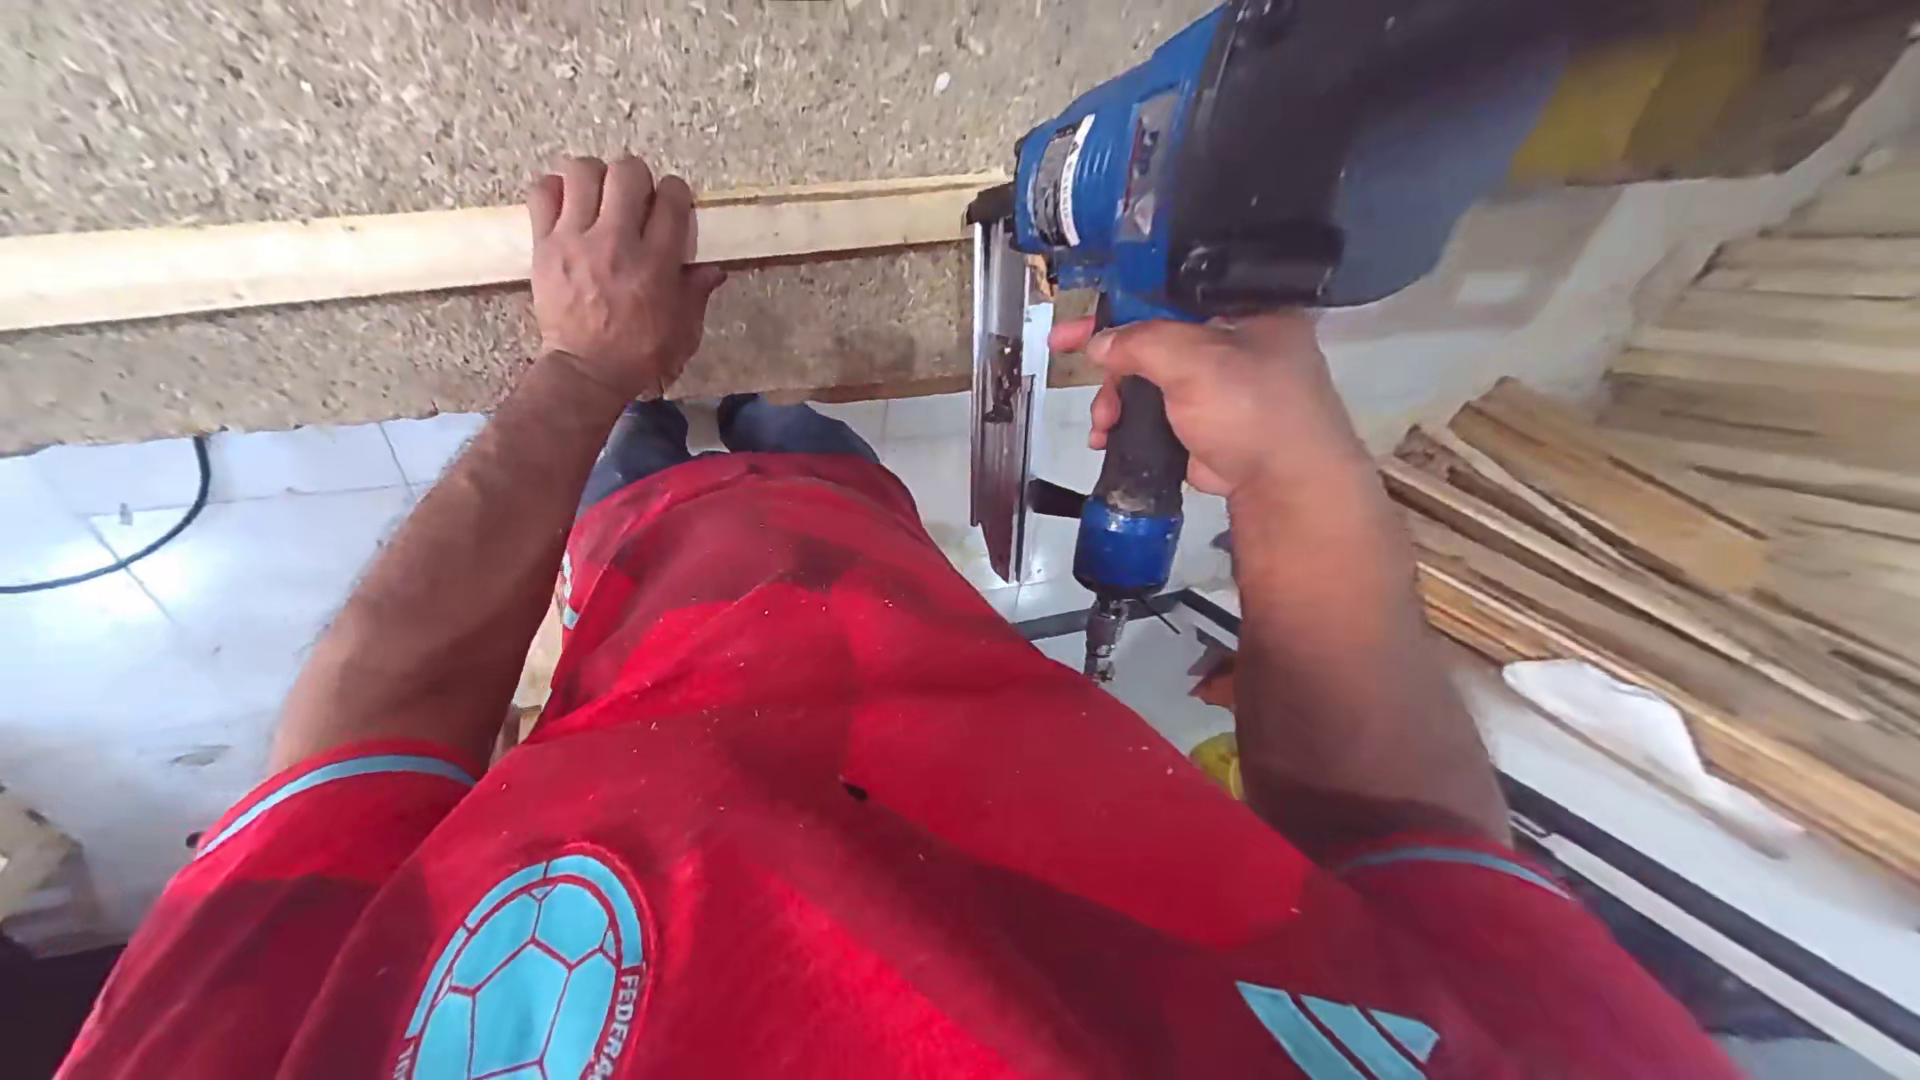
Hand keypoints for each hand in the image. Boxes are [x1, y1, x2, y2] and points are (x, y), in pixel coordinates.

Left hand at [527, 155, 728, 400]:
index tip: (675, 204)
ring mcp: (575, 239)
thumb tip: (713, 268)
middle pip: (627, 173)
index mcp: (656, 264)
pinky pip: (543, 191)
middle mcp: (617, 242)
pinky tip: (571, 206)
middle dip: (639, 178)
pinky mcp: (544, 243)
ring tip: (602, 197)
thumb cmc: (642, 353)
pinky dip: (558, 189)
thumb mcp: (684, 329)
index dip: (677, 193)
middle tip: (638, 198)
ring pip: (582, 170)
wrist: (588, 370)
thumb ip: (697, 292)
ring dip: (597, 177)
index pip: (671, 201)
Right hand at [1049, 312, 1372, 503]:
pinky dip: (1125, 424)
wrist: (1278, 485)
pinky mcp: (1199, 423)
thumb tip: (1100, 343)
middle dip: (1114, 367)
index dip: (1121, 305)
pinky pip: (1151, 413)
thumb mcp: (1195, 362)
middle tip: (1083, 373)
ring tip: (1104, 425)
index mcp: (1243, 311)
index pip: (1170, 295)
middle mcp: (1229, 344)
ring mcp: (1213, 387)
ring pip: (1146, 381)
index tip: (1081, 323)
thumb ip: (1141, 343)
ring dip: (1115, 401)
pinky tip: (1108, 438)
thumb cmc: (1252, 412)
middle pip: (1152, 342)